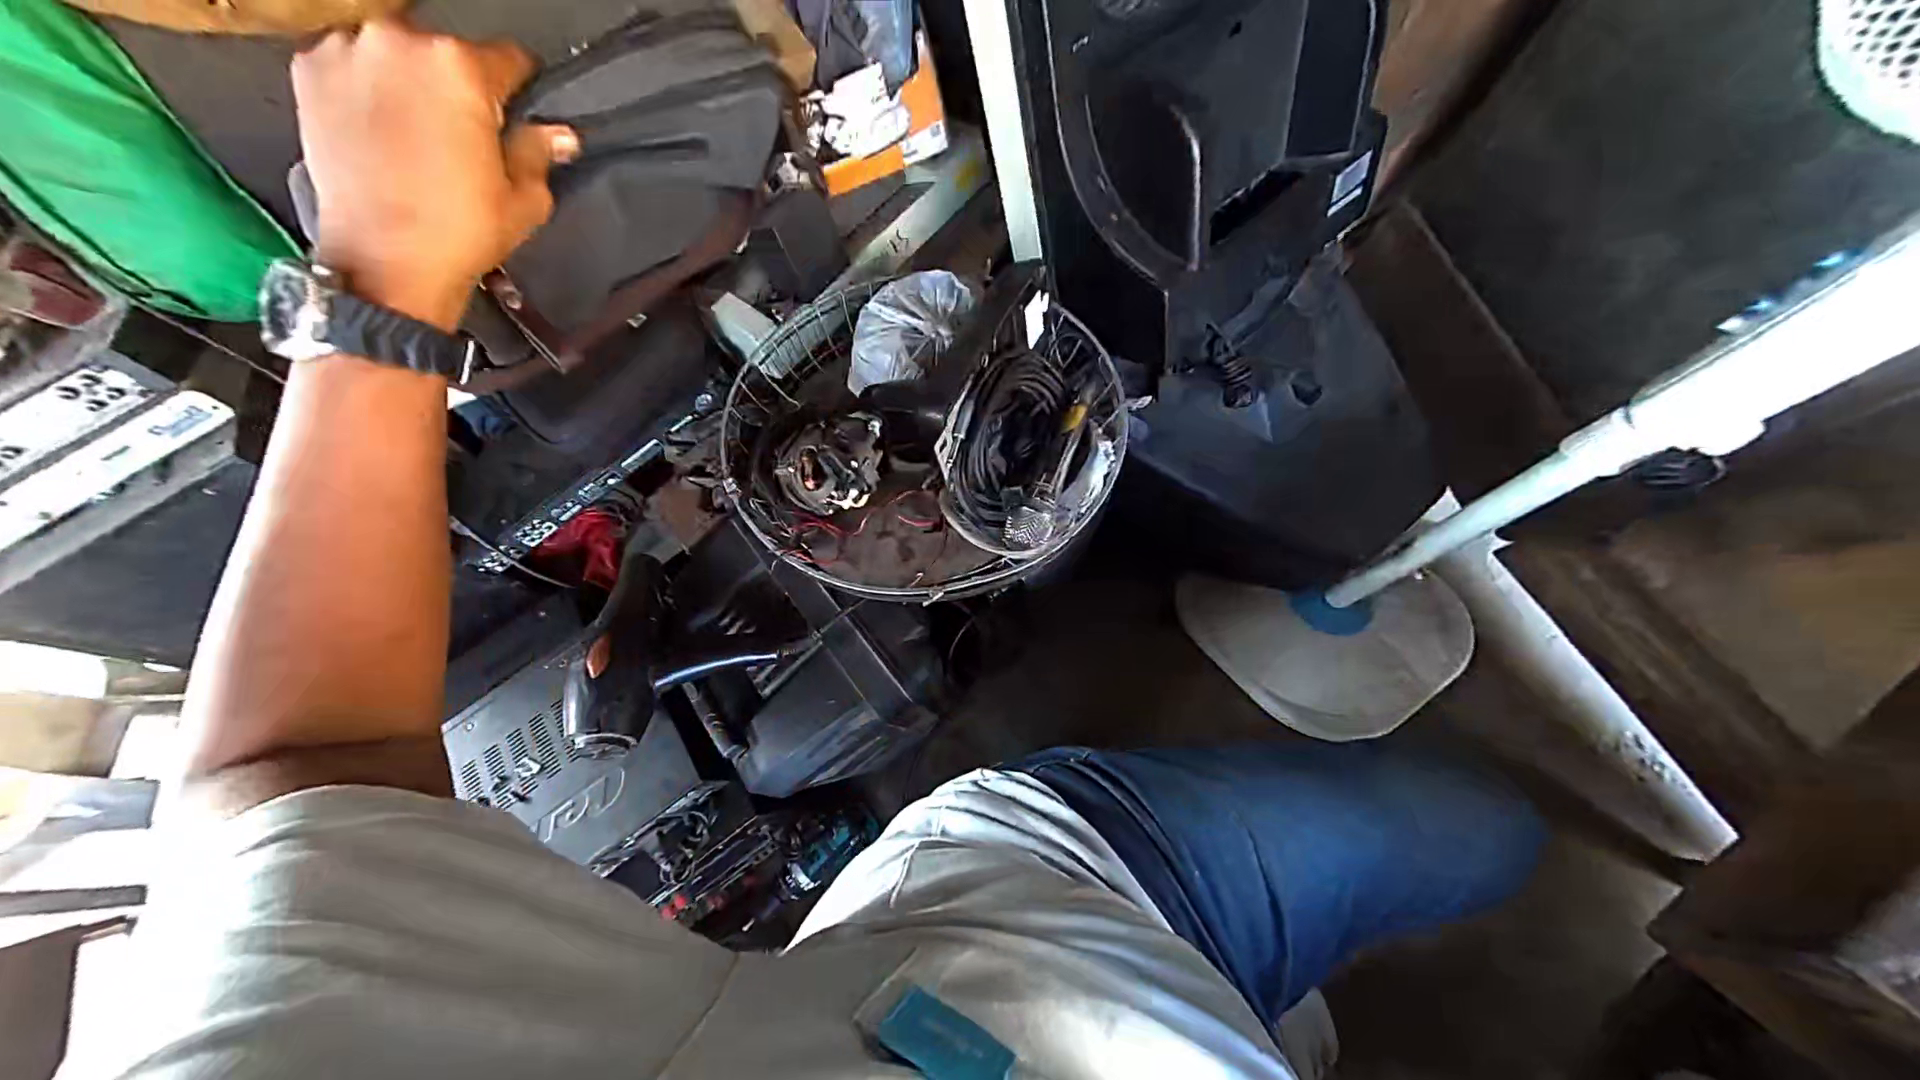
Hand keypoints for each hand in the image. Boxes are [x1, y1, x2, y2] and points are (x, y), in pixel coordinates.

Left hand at [290, 19, 576, 330]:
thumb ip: (539, 152)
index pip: (510, 57)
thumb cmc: (461, 229)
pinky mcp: (309, 71)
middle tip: (469, 135)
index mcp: (460, 67)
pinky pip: (355, 66)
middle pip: (448, 52)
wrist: (387, 258)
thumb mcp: (525, 199)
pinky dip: (372, 89)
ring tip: (423, 136)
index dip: (522, 89)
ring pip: (399, 57)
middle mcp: (398, 41)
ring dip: (414, 84)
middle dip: (462, 86)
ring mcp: (346, 51)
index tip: (522, 113)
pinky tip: (385, 133)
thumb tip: (559, 135)